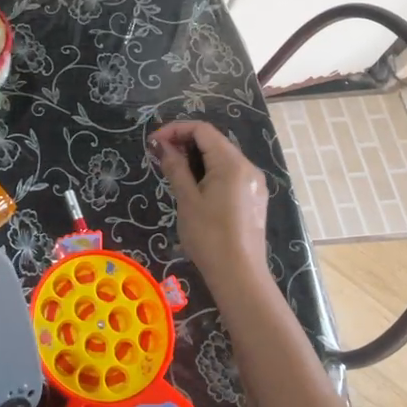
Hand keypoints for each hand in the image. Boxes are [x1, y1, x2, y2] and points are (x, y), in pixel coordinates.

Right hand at [152, 121, 270, 284]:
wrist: (240, 276)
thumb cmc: (209, 237)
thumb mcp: (187, 200)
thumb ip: (175, 167)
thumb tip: (161, 145)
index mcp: (232, 163)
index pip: (202, 130)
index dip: (175, 130)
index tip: (153, 143)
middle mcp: (247, 167)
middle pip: (214, 141)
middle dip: (185, 142)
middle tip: (159, 157)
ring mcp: (253, 183)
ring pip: (221, 157)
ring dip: (196, 157)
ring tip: (173, 171)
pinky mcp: (253, 197)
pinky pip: (229, 173)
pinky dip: (209, 171)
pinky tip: (194, 187)